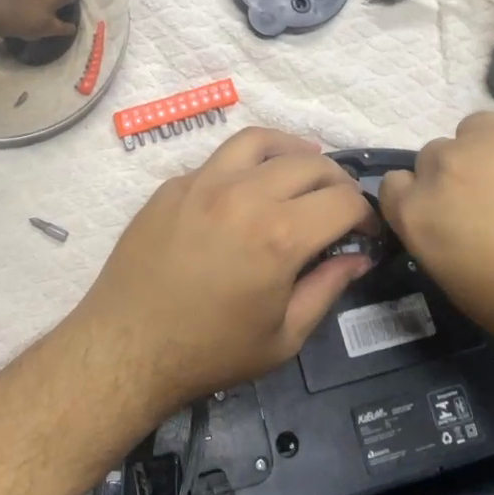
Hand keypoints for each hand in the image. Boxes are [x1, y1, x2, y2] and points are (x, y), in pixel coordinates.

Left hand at [68, 128, 375, 411]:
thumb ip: (327, 288)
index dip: (366, 215)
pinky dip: (246, 166)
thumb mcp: (283, 337)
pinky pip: (220, 160)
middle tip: (339, 206)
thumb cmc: (210, 352)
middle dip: (337, 182)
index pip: (343, 201)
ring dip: (293, 151)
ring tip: (303, 168)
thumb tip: (358, 257)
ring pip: (260, 141)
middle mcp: (244, 195)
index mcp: (279, 236)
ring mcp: (203, 183)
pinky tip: (247, 190)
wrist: (127, 348)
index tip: (366, 232)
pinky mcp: (174, 185)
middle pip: (310, 163)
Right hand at [379, 113, 493, 339]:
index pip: (393, 187)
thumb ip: (447, 243)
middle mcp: (448, 167)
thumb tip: (459, 227)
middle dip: (460, 179)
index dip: (420, 203)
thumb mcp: (472, 293)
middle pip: (436, 156)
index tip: (449, 222)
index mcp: (421, 215)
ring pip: (478, 131)